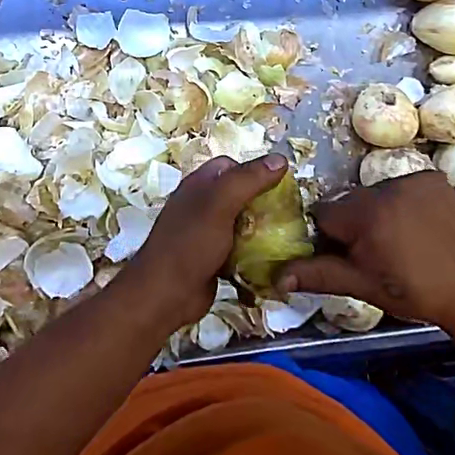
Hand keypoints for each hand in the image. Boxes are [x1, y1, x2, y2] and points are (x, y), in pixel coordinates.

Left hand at [114, 153, 288, 331]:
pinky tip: (271, 259)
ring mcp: (206, 233)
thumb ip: (248, 179)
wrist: (166, 294)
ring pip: (240, 223)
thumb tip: (280, 159)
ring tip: (286, 235)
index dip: (254, 171)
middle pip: (238, 195)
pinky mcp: (213, 259)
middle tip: (288, 212)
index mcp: (198, 185)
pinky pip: (239, 249)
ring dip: (260, 229)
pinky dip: (253, 252)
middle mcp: (201, 205)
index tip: (279, 185)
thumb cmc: (190, 243)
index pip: (230, 165)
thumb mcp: (220, 203)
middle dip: (262, 202)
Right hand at [278, 170, 454, 329]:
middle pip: (351, 202)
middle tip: (377, 254)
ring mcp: (413, 180)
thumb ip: (320, 275)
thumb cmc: (416, 292)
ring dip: (379, 212)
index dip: (331, 237)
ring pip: (376, 194)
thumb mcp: (364, 285)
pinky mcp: (434, 179)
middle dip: (355, 224)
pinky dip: (403, 202)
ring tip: (402, 242)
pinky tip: (419, 226)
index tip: (349, 256)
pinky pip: (403, 187)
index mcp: (365, 214)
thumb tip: (279, 277)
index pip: (325, 215)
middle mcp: (385, 188)